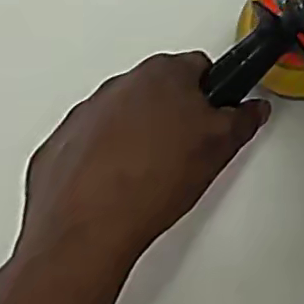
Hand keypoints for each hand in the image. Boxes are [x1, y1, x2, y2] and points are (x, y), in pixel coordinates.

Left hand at [15, 52, 269, 268]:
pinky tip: (119, 182)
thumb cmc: (148, 185)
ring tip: (153, 168)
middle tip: (188, 140)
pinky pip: (86, 143)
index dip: (212, 91)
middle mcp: (119, 86)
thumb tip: (250, 112)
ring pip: (122, 113)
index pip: (200, 66)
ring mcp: (81, 118)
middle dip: (173, 108)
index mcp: (163, 73)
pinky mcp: (52, 151)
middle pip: (159, 87)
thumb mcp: (223, 144)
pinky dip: (101, 156)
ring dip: (136, 130)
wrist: (86, 237)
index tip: (215, 110)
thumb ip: (245, 117)